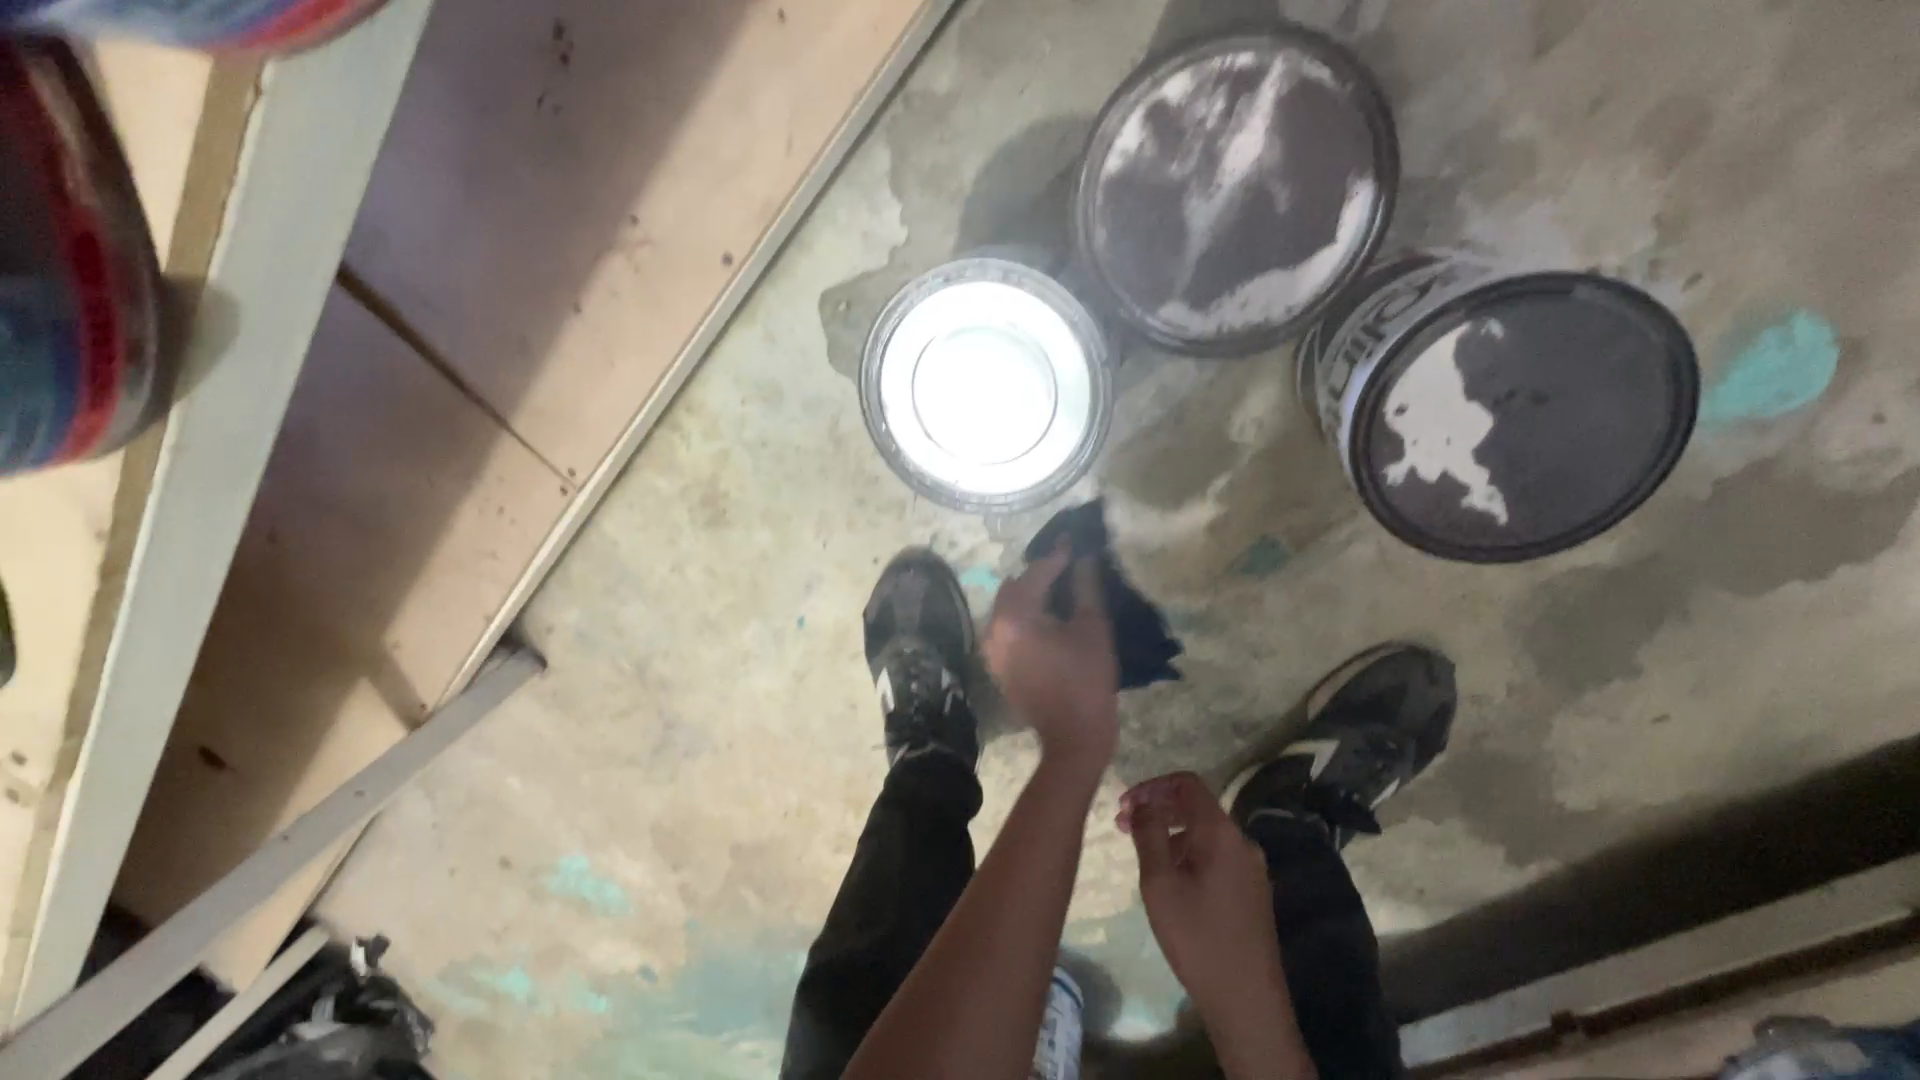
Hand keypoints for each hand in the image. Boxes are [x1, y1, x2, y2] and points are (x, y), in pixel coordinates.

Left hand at [983, 545, 1118, 770]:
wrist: (1073, 735)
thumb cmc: (1088, 679)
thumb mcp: (1093, 627)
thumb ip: (1085, 586)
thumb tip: (1083, 558)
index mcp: (1016, 616)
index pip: (1036, 573)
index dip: (1058, 555)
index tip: (1074, 540)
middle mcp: (994, 627)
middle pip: (1015, 587)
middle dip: (1040, 574)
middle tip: (1069, 566)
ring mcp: (990, 648)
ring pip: (1008, 607)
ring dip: (1031, 595)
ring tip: (1060, 590)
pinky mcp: (996, 663)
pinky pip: (1006, 627)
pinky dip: (1024, 616)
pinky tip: (1048, 617)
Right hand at [1121, 773, 1312, 1079]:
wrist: (1247, 999)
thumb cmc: (1197, 937)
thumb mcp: (1159, 883)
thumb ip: (1149, 835)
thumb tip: (1143, 804)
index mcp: (1221, 833)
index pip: (1187, 784)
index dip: (1152, 786)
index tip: (1124, 805)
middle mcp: (1242, 842)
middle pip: (1197, 807)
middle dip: (1158, 809)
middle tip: (1122, 826)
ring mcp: (1252, 868)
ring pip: (1206, 834)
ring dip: (1172, 834)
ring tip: (1142, 856)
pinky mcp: (1253, 892)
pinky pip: (1217, 856)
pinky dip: (1189, 853)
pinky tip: (1171, 880)